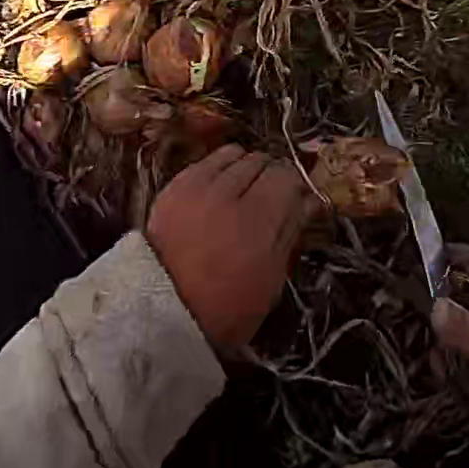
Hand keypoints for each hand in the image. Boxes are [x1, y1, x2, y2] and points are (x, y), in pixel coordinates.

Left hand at [146, 145, 314, 346]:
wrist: (158, 313)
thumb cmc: (225, 308)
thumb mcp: (271, 280)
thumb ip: (291, 232)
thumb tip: (309, 201)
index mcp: (259, 220)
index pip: (288, 176)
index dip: (296, 185)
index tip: (296, 199)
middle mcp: (230, 193)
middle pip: (263, 160)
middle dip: (272, 175)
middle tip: (270, 196)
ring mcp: (199, 185)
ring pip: (236, 154)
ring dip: (246, 167)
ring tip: (244, 189)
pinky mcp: (176, 184)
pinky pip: (207, 160)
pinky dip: (220, 168)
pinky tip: (220, 187)